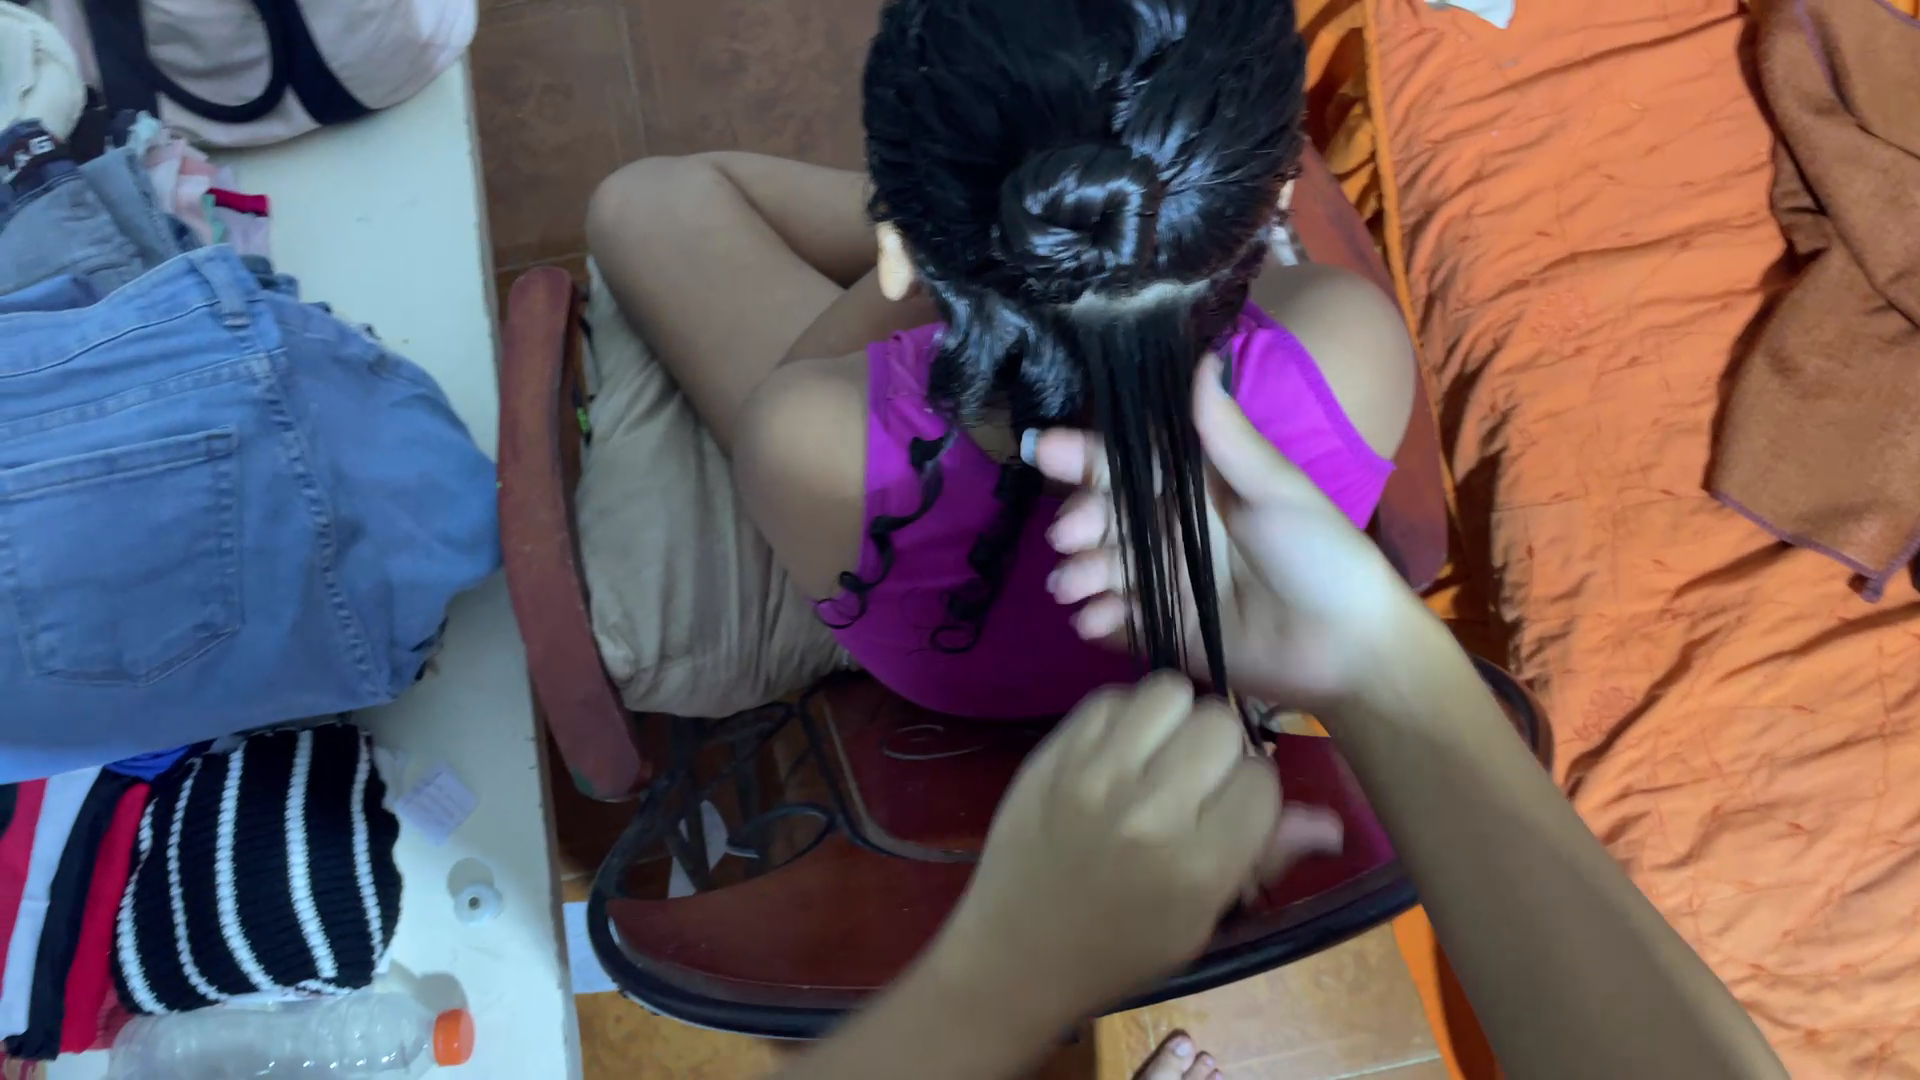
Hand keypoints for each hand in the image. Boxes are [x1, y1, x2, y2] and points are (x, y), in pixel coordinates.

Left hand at [927, 677, 1342, 1022]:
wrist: (1017, 949)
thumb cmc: (1119, 947)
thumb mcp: (1201, 921)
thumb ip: (1262, 859)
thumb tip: (1329, 821)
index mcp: (1197, 866)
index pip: (1261, 780)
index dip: (1255, 785)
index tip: (1235, 799)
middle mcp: (1149, 809)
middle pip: (1218, 722)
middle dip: (1220, 742)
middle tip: (1198, 770)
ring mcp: (1093, 773)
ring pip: (1166, 690)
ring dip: (1175, 714)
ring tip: (1160, 748)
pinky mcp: (1053, 751)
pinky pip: (1108, 697)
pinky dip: (1123, 713)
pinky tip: (1118, 746)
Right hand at [1033, 355, 1415, 708]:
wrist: (1348, 649)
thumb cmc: (1319, 556)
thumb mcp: (1277, 490)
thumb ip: (1227, 435)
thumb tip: (1201, 358)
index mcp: (1192, 490)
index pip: (1126, 464)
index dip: (1082, 455)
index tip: (1044, 450)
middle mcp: (1170, 530)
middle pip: (1101, 518)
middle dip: (1076, 523)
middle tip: (1069, 538)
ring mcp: (1163, 581)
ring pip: (1099, 568)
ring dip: (1078, 574)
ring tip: (1072, 587)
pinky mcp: (1162, 628)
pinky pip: (1114, 619)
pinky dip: (1095, 620)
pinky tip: (1092, 623)